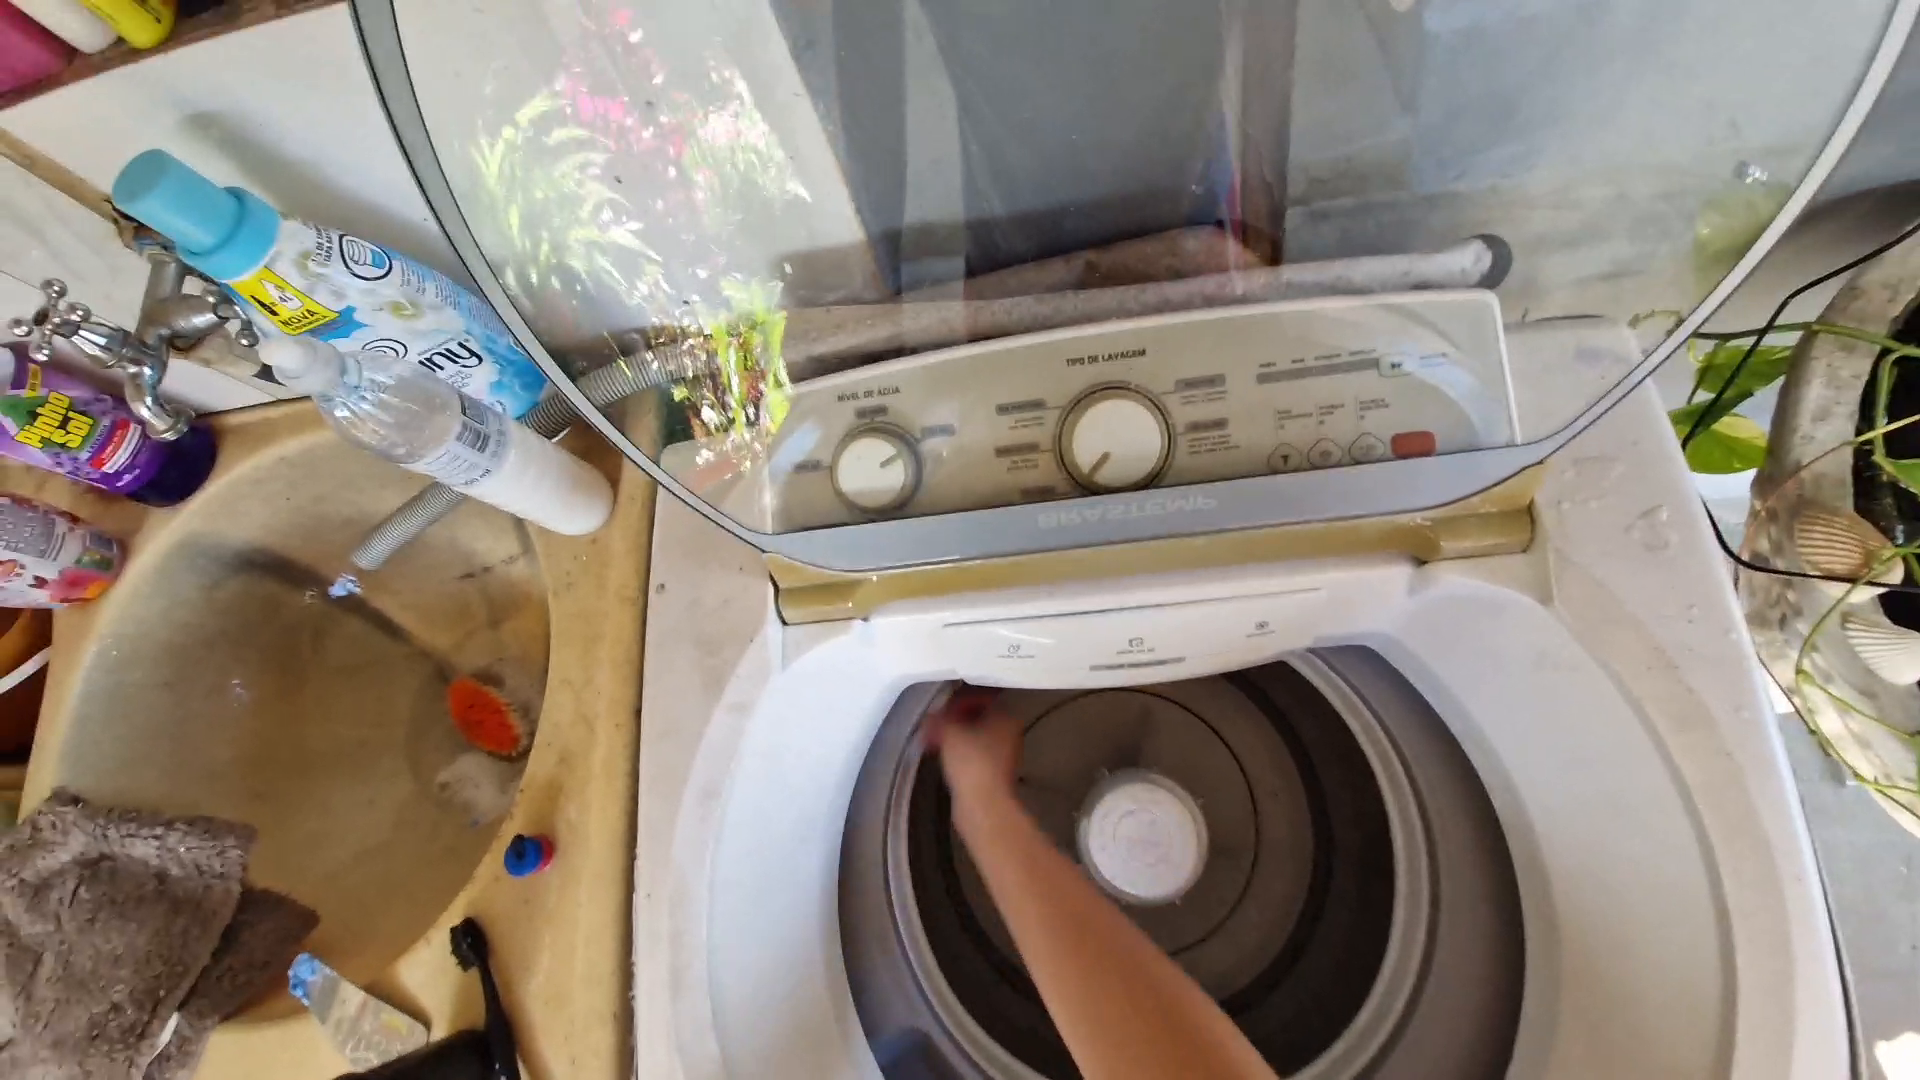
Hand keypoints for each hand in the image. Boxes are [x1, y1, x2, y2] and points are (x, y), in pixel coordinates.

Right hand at [924, 687, 1022, 831]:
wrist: (983, 804)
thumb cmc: (971, 761)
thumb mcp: (950, 732)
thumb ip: (940, 718)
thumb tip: (931, 716)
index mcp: (1005, 716)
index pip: (979, 698)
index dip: (956, 702)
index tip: (939, 710)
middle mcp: (1009, 733)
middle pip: (977, 718)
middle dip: (952, 721)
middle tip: (933, 725)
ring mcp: (1004, 754)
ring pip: (974, 737)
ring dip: (953, 737)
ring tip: (932, 741)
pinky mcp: (994, 773)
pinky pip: (973, 754)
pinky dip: (958, 753)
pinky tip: (941, 757)